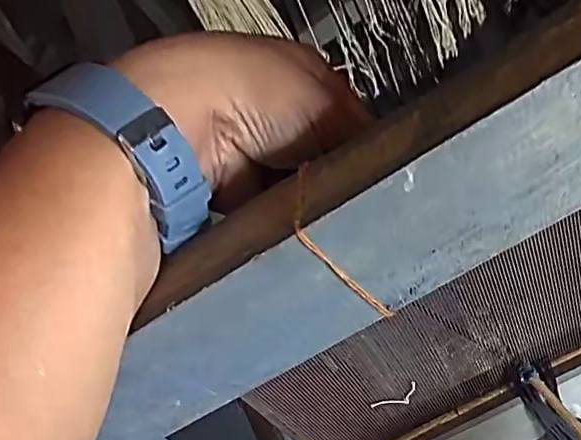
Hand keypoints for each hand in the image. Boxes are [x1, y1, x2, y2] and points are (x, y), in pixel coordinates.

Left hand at [113, 33, 371, 208]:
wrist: (191, 130)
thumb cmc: (251, 91)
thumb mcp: (327, 101)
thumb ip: (364, 134)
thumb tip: (389, 165)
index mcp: (307, 81)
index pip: (357, 124)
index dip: (372, 149)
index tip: (387, 175)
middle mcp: (286, 120)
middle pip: (336, 164)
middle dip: (347, 181)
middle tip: (358, 196)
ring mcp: (267, 161)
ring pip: (315, 194)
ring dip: (322, 203)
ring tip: (330, 205)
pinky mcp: (252, 199)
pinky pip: (290, 216)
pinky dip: (298, 218)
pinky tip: (305, 217)